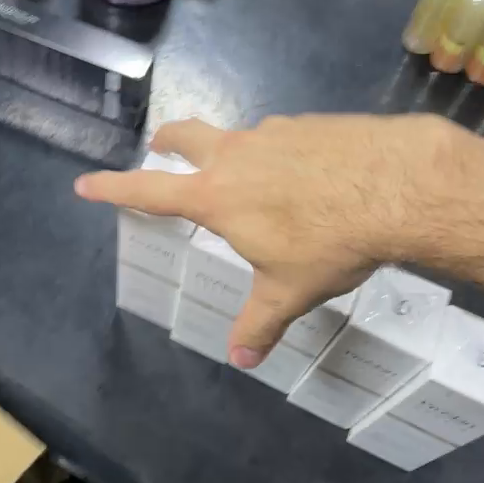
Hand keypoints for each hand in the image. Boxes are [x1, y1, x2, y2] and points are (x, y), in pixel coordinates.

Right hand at [75, 114, 467, 367]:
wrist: (398, 185)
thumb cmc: (329, 241)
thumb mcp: (289, 290)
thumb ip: (259, 323)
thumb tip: (241, 360)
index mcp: (216, 195)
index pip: (148, 190)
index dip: (113, 188)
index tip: (85, 182)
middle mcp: (236, 154)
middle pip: (185, 135)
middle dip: (167, 140)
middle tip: (162, 146)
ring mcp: (274, 131)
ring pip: (240, 138)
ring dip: (235, 153)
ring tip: (262, 182)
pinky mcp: (311, 122)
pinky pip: (284, 138)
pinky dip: (282, 154)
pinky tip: (313, 176)